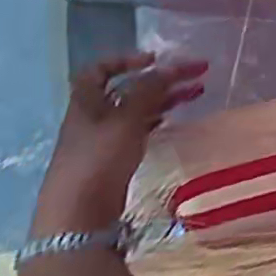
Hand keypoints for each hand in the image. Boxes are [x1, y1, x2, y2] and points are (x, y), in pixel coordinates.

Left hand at [31, 53, 206, 236]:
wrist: (78, 216)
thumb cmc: (98, 160)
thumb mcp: (125, 119)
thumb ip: (148, 90)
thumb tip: (167, 66)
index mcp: (87, 101)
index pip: (101, 69)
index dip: (127, 59)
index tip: (156, 59)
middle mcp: (94, 116)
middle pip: (129, 88)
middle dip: (161, 79)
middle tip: (196, 74)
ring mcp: (103, 139)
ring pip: (138, 109)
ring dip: (165, 98)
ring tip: (196, 93)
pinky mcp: (113, 160)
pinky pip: (139, 130)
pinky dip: (157, 120)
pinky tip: (174, 120)